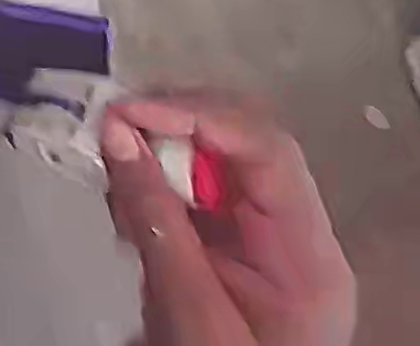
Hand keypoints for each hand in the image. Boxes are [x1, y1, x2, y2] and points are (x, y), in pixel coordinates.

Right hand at [101, 93, 355, 345]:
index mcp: (306, 252)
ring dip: (153, 140)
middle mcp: (290, 224)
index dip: (198, 114)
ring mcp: (256, 222)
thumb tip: (112, 127)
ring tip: (113, 167)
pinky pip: (185, 169)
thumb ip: (152, 216)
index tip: (128, 111)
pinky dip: (146, 167)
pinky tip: (124, 196)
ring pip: (209, 143)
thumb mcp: (186, 308)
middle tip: (113, 122)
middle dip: (172, 117)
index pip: (266, 148)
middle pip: (240, 132)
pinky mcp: (221, 224)